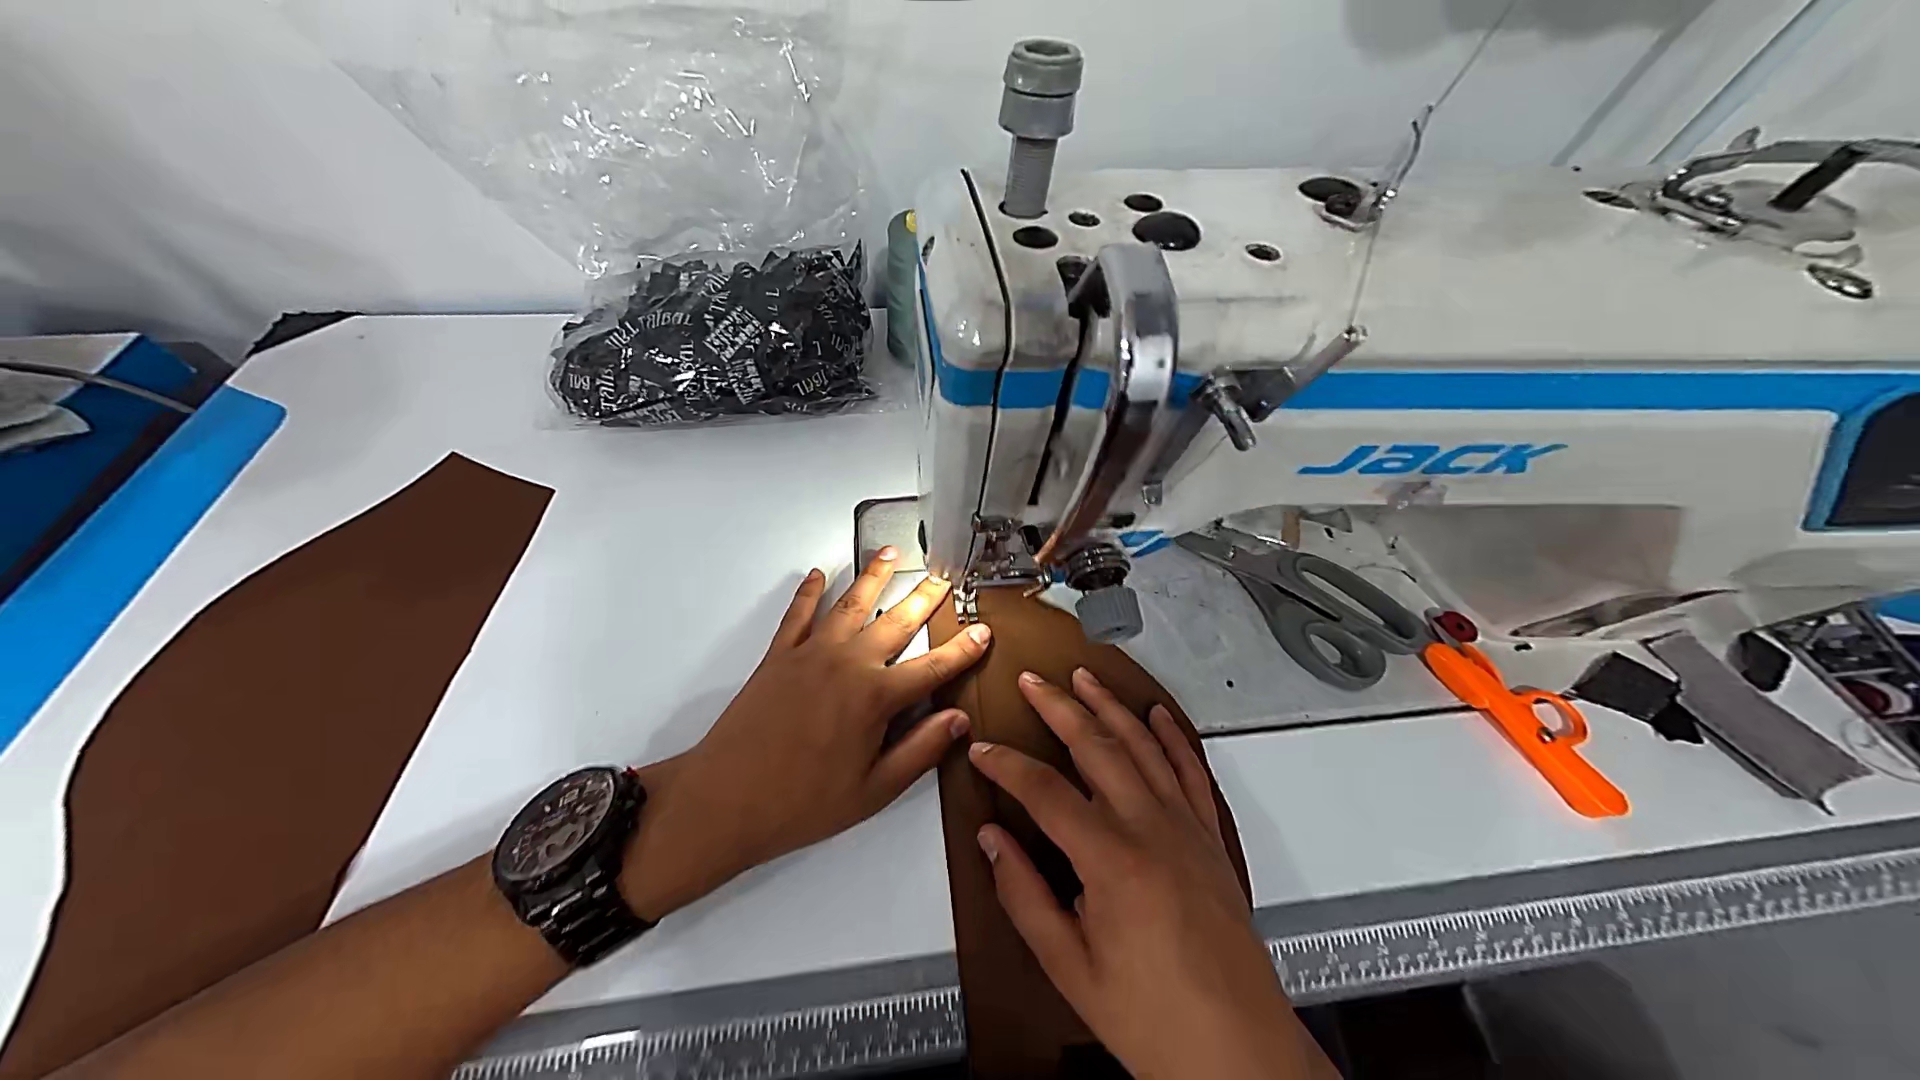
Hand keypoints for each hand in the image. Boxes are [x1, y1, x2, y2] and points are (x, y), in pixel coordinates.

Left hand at [619, 548, 991, 921]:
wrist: (725, 800)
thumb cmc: (799, 803)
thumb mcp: (873, 790)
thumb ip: (920, 751)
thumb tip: (957, 721)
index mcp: (875, 699)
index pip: (933, 667)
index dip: (963, 650)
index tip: (982, 633)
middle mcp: (847, 665)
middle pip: (897, 621)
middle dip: (925, 597)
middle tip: (943, 576)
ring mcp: (810, 654)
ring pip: (851, 604)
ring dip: (873, 576)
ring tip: (890, 553)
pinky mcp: (779, 656)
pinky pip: (799, 614)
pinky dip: (810, 591)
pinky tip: (818, 575)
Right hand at [969, 670, 1332, 1079]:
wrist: (1239, 1050)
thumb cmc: (1158, 1020)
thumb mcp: (1069, 967)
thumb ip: (1024, 896)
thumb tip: (994, 843)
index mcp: (1112, 861)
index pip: (1044, 790)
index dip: (1006, 765)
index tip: (983, 752)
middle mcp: (1152, 830)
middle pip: (1096, 745)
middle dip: (1058, 706)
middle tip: (1032, 682)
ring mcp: (1186, 828)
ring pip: (1143, 745)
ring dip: (1109, 706)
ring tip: (1084, 677)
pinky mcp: (1209, 838)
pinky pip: (1190, 771)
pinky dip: (1172, 736)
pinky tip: (1157, 715)